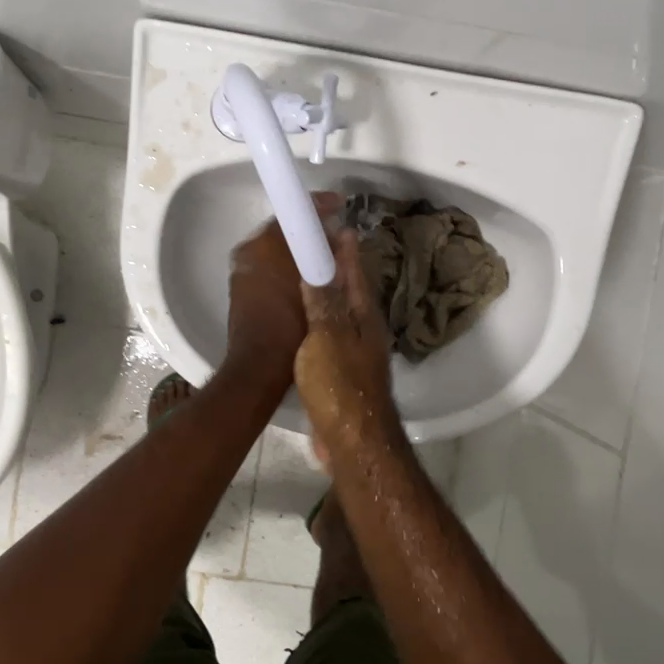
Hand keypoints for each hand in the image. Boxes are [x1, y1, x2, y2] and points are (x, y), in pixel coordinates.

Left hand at [226, 192, 343, 380]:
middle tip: (338, 236)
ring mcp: (241, 271)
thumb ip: (331, 260)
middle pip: (285, 231)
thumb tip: (343, 238)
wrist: (260, 366)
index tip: (340, 205)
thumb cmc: (292, 325)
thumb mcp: (321, 289)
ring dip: (300, 251)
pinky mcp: (241, 290)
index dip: (320, 207)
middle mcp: (249, 251)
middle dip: (311, 232)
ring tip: (328, 259)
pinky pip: (269, 267)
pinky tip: (309, 279)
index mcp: (266, 244)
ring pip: (276, 251)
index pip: (295, 213)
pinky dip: (288, 267)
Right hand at [295, 222, 401, 470]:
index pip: (354, 270)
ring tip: (303, 274)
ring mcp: (354, 352)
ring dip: (324, 292)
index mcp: (363, 315)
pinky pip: (327, 336)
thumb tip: (321, 261)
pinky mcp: (341, 373)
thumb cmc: (339, 385)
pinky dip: (315, 320)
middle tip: (312, 243)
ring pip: (338, 313)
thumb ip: (323, 301)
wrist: (351, 442)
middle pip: (348, 290)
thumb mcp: (327, 336)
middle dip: (334, 265)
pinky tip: (299, 321)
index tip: (333, 221)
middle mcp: (363, 329)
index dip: (344, 246)